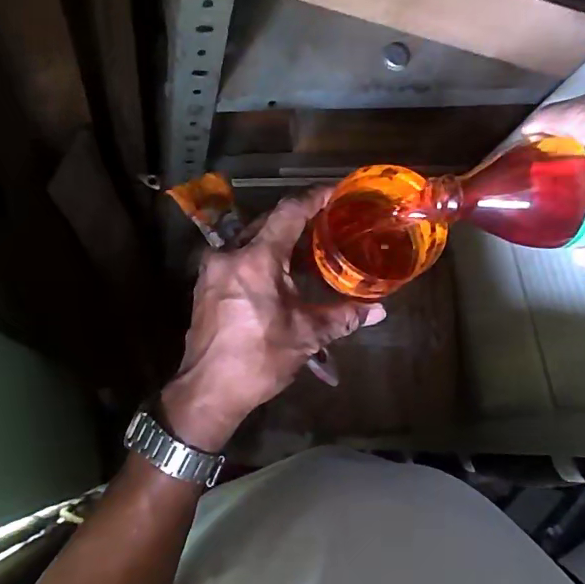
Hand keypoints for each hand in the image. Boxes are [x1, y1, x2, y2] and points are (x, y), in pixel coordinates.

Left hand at [159, 189, 384, 451]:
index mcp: (256, 259)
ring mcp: (212, 270)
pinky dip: (260, 258)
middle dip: (297, 220)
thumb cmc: (258, 358)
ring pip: (250, 240)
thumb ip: (343, 317)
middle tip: (327, 223)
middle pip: (267, 223)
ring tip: (307, 249)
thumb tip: (379, 310)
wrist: (208, 390)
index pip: (289, 212)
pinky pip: (237, 258)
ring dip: (278, 241)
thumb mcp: (306, 336)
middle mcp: (230, 254)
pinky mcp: (205, 286)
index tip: (336, 192)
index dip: (314, 198)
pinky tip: (279, 275)